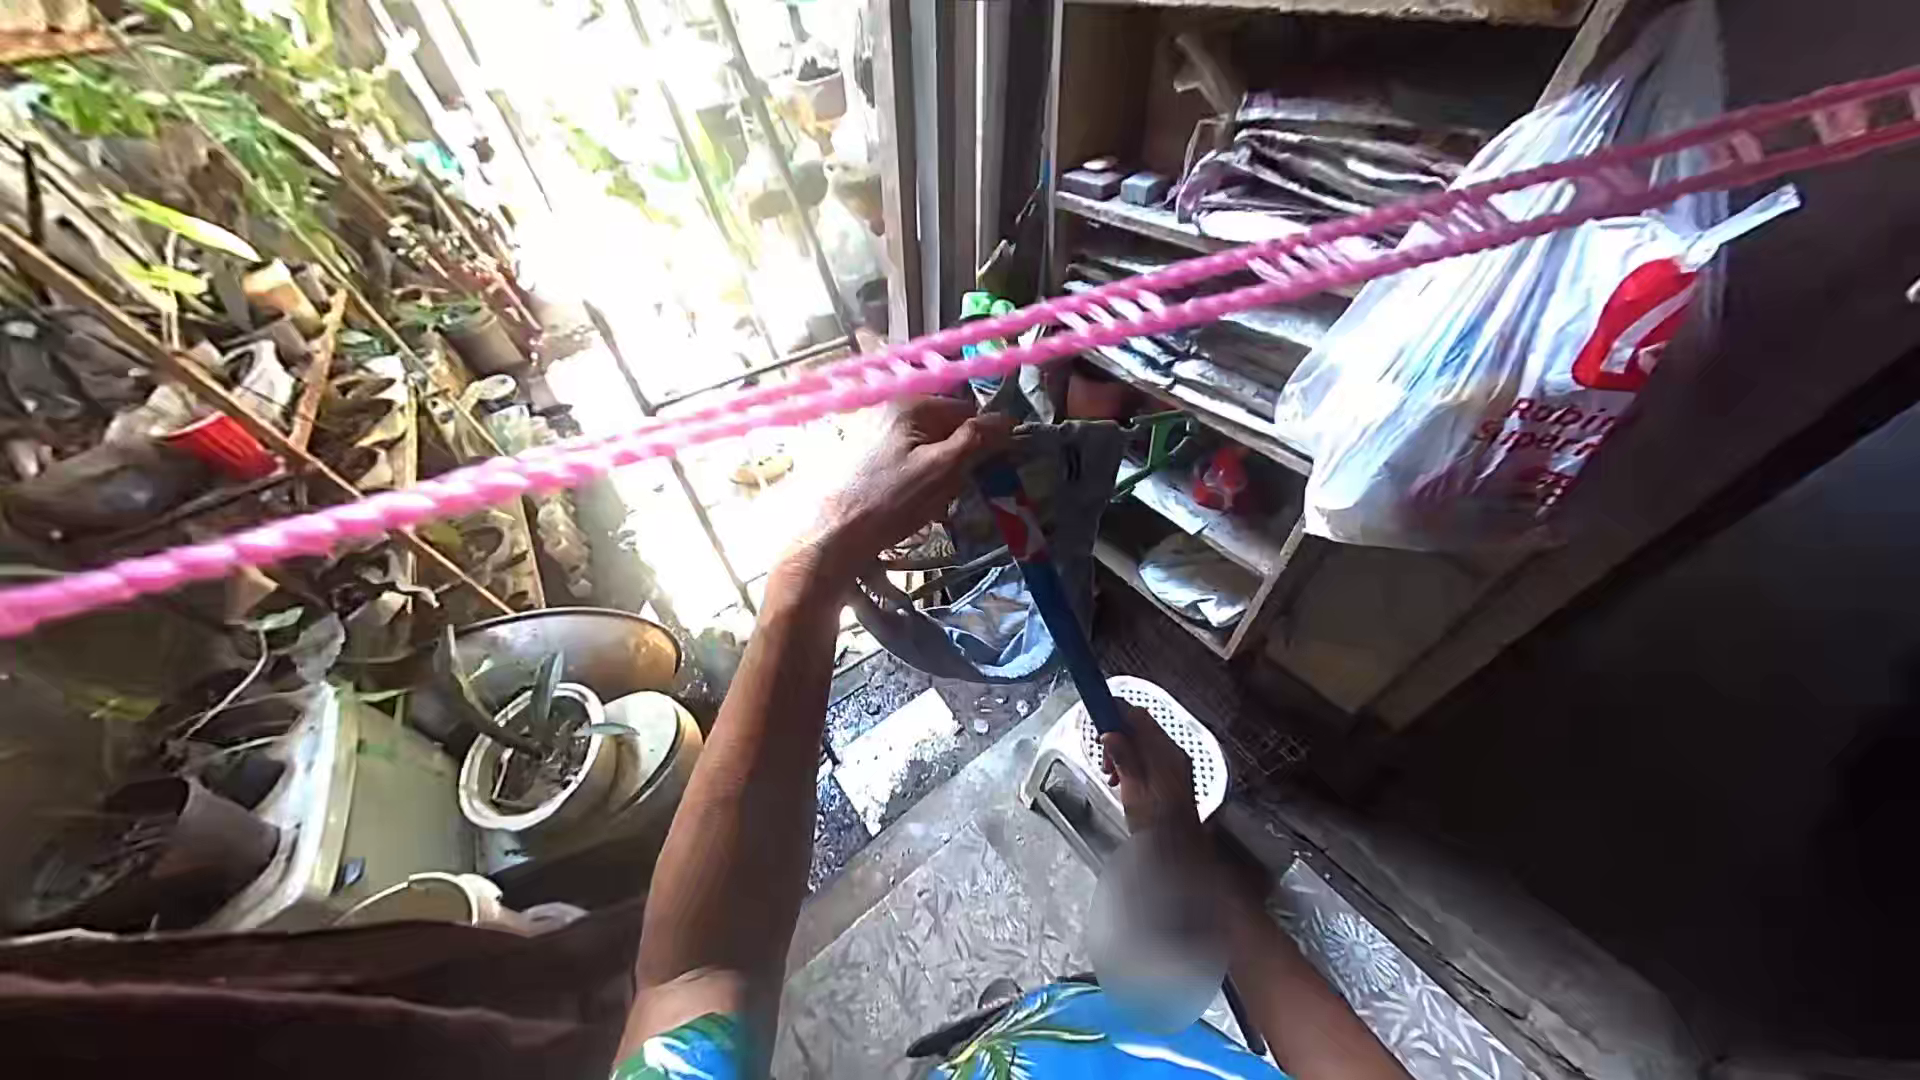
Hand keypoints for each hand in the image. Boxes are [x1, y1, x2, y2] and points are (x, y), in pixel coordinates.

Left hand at [792, 396, 1012, 582]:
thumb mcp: (941, 471)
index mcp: (908, 404)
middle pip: (940, 427)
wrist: (832, 535)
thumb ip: (976, 440)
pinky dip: (910, 477)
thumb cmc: (890, 502)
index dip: (980, 439)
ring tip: (926, 503)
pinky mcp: (856, 454)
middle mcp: (885, 407)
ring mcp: (867, 429)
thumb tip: (1008, 418)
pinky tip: (904, 502)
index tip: (981, 470)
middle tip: (949, 492)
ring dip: (933, 472)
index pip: (964, 409)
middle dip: (953, 458)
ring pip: (920, 445)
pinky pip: (899, 457)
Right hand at [1100, 704, 1201, 838]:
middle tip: (1103, 752)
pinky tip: (1122, 778)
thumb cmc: (1160, 827)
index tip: (1099, 716)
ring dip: (1123, 749)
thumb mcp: (1133, 790)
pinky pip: (1149, 755)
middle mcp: (1174, 754)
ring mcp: (1175, 765)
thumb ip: (1123, 758)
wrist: (1180, 854)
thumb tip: (1110, 735)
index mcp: (1166, 753)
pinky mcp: (1172, 776)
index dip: (1116, 713)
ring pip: (1143, 741)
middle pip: (1141, 727)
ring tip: (1111, 771)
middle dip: (1117, 735)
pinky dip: (1133, 760)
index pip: (1139, 716)